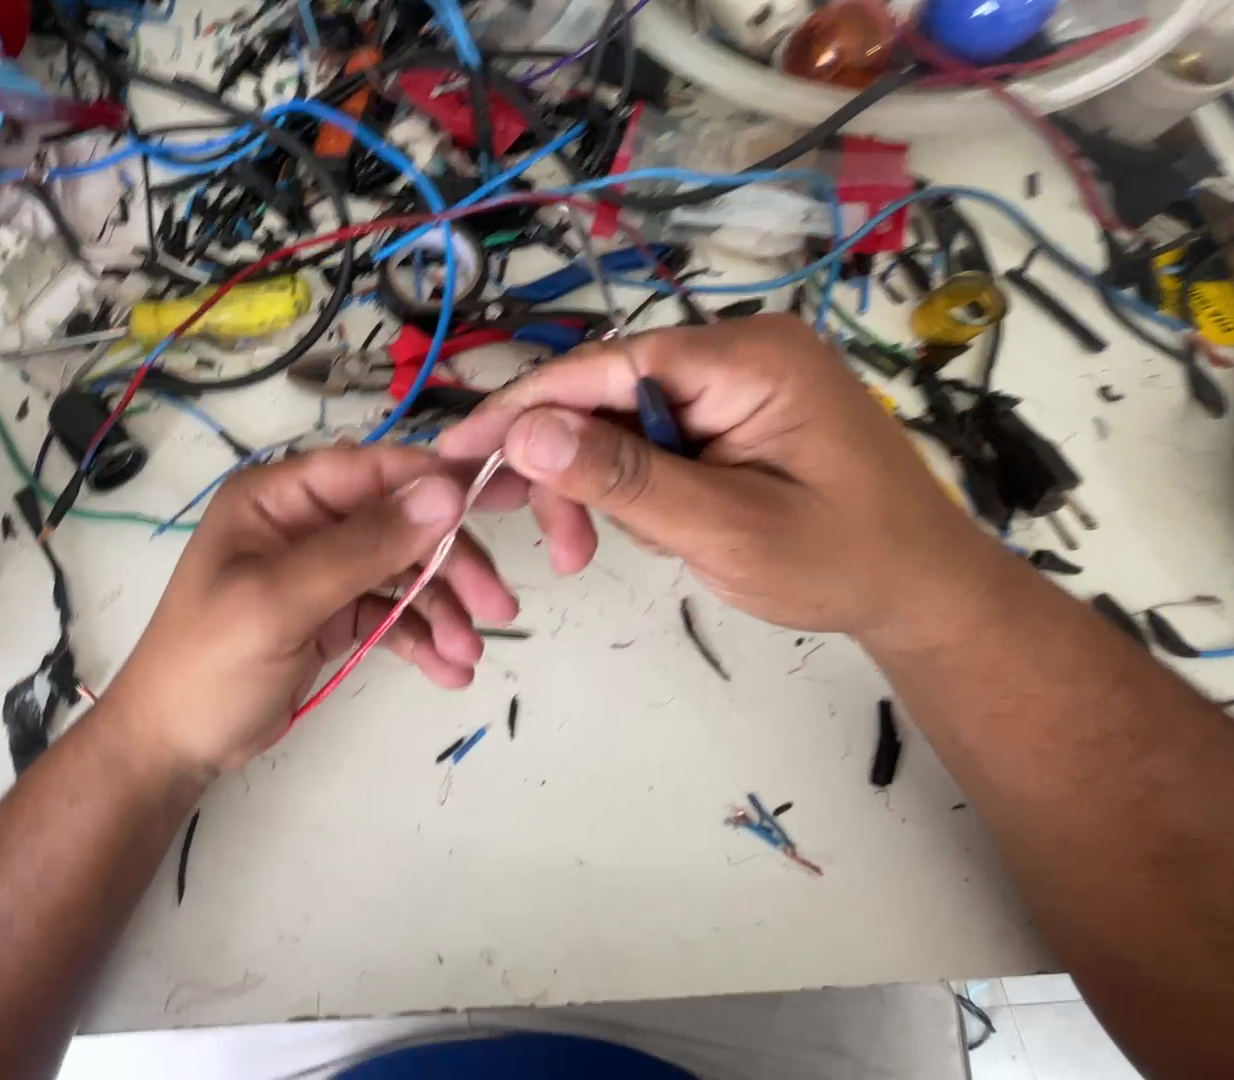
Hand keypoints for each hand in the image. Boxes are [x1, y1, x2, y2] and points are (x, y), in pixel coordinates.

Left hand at [99, 446, 518, 774]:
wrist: (173, 742)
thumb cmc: (209, 663)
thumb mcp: (279, 602)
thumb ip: (360, 548)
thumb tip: (444, 493)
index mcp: (277, 498)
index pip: (369, 470)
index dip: (433, 482)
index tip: (496, 502)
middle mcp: (303, 524)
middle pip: (396, 522)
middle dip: (448, 562)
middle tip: (498, 605)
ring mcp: (320, 571)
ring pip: (401, 570)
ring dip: (442, 609)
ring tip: (468, 656)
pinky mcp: (331, 614)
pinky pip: (389, 613)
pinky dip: (420, 637)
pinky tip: (447, 670)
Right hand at [438, 314, 1007, 639]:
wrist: (917, 592)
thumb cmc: (839, 561)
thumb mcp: (723, 527)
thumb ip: (622, 478)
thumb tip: (524, 431)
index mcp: (744, 358)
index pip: (601, 367)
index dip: (521, 409)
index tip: (457, 453)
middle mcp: (727, 355)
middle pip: (597, 398)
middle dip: (559, 470)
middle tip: (549, 548)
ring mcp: (721, 387)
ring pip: (606, 426)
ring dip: (583, 490)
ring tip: (581, 553)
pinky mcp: (714, 419)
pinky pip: (634, 445)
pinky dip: (615, 492)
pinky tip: (639, 531)